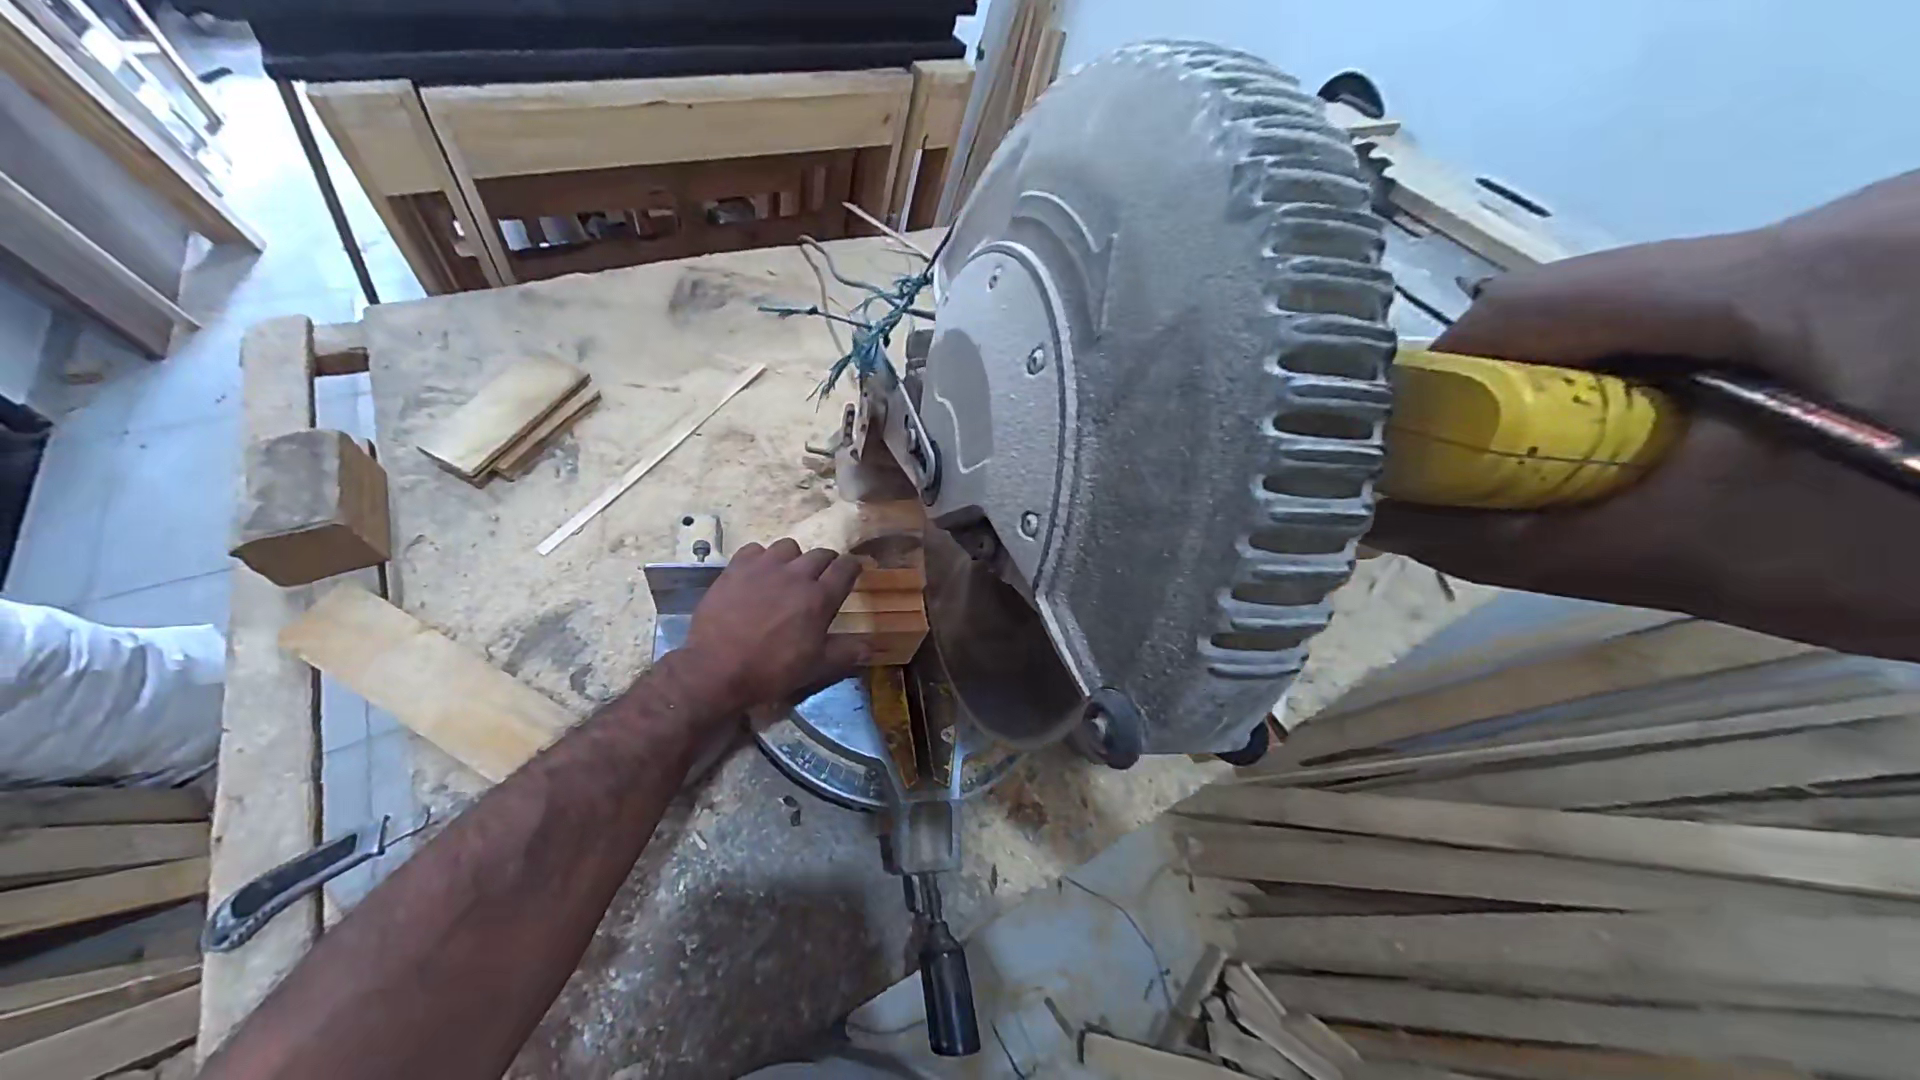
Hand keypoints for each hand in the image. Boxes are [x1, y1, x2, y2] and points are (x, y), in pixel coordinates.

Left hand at [668, 539, 867, 713]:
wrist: (716, 669)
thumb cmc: (771, 670)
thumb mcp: (815, 667)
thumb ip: (846, 653)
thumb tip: (871, 648)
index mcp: (820, 598)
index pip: (846, 568)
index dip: (853, 567)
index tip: (853, 571)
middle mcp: (796, 575)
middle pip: (820, 554)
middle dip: (826, 563)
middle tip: (820, 579)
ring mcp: (764, 567)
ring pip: (788, 547)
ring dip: (794, 558)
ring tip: (787, 574)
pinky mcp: (736, 568)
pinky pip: (755, 550)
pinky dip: (761, 559)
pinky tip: (757, 575)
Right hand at [1369, 169, 1919, 661]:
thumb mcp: (1735, 559)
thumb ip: (1539, 542)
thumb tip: (1382, 525)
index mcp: (1803, 272)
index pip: (1540, 302)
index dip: (1453, 378)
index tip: (1429, 453)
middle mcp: (1840, 221)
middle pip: (1594, 308)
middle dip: (1536, 400)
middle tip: (1538, 485)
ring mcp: (1882, 234)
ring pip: (1658, 317)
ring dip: (1613, 400)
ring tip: (1647, 477)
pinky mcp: (1901, 264)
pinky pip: (1726, 321)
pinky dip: (1682, 387)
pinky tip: (1728, 445)